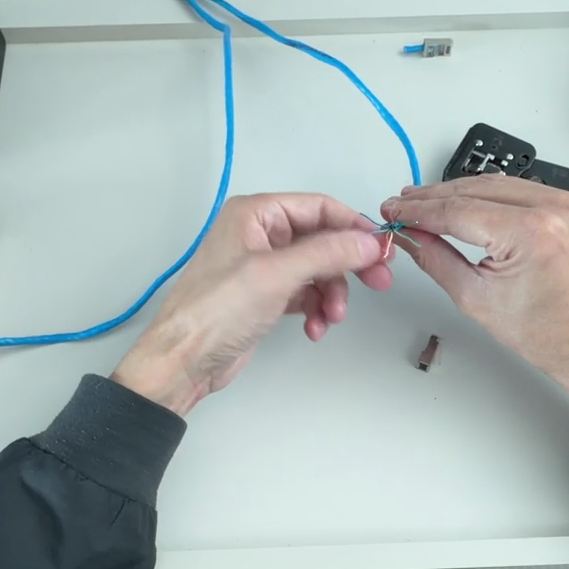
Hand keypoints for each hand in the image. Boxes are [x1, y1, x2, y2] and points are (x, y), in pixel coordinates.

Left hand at [111, 193, 391, 415]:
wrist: (186, 360)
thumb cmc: (219, 309)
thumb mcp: (278, 274)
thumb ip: (328, 253)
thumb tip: (371, 242)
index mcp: (256, 214)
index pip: (318, 208)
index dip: (353, 227)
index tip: (383, 250)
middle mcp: (260, 235)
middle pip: (322, 241)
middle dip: (348, 266)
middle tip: (378, 284)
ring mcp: (262, 267)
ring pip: (317, 272)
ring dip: (331, 295)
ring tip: (330, 318)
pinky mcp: (265, 297)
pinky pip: (304, 295)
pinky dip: (315, 310)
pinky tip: (313, 329)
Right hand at [381, 176, 568, 426]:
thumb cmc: (545, 332)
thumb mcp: (475, 298)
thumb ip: (436, 259)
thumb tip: (410, 235)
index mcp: (529, 233)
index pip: (457, 210)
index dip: (417, 210)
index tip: (393, 210)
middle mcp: (552, 208)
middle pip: (474, 190)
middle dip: (432, 197)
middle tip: (401, 204)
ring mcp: (566, 202)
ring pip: (494, 185)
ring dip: (456, 192)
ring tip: (423, 202)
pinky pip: (518, 190)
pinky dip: (486, 194)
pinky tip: (462, 200)